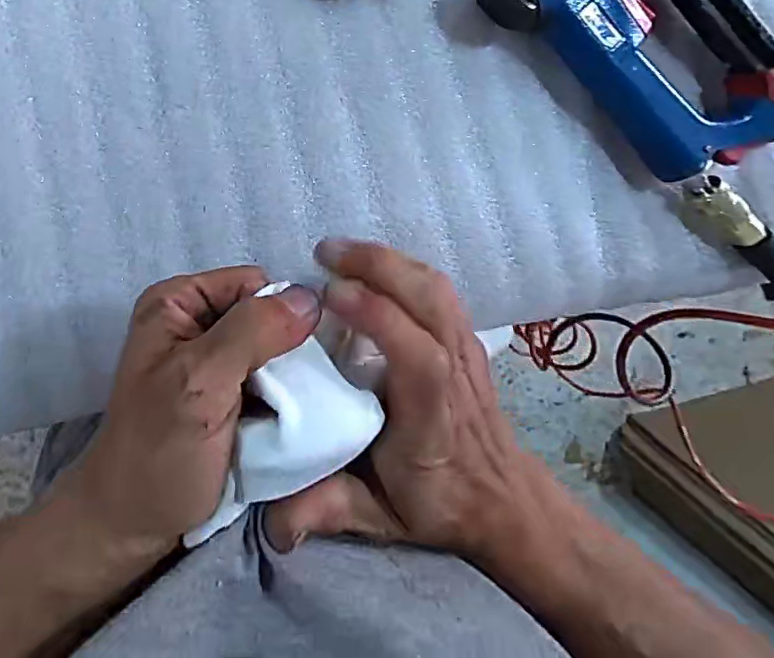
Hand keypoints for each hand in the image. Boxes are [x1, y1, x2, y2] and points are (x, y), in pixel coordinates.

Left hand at [58, 266, 321, 558]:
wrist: (130, 531)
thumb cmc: (156, 454)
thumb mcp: (200, 383)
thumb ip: (251, 333)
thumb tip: (310, 299)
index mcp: (178, 301)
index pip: (256, 283)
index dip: (281, 314)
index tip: (296, 358)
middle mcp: (197, 321)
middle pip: (270, 314)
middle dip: (291, 347)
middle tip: (303, 387)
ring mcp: (214, 359)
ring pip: (278, 348)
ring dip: (294, 376)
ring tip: (301, 405)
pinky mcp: (230, 394)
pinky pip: (275, 379)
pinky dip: (289, 396)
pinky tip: (294, 416)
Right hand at [265, 240, 566, 567]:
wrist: (499, 494)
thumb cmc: (437, 500)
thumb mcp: (380, 517)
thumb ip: (329, 511)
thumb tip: (274, 522)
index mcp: (433, 414)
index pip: (419, 354)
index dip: (378, 316)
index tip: (331, 293)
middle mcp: (455, 369)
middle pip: (431, 299)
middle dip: (379, 265)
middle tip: (325, 252)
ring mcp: (465, 345)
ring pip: (435, 284)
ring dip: (388, 258)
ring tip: (342, 251)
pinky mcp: (464, 334)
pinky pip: (437, 286)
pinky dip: (403, 266)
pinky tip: (372, 264)